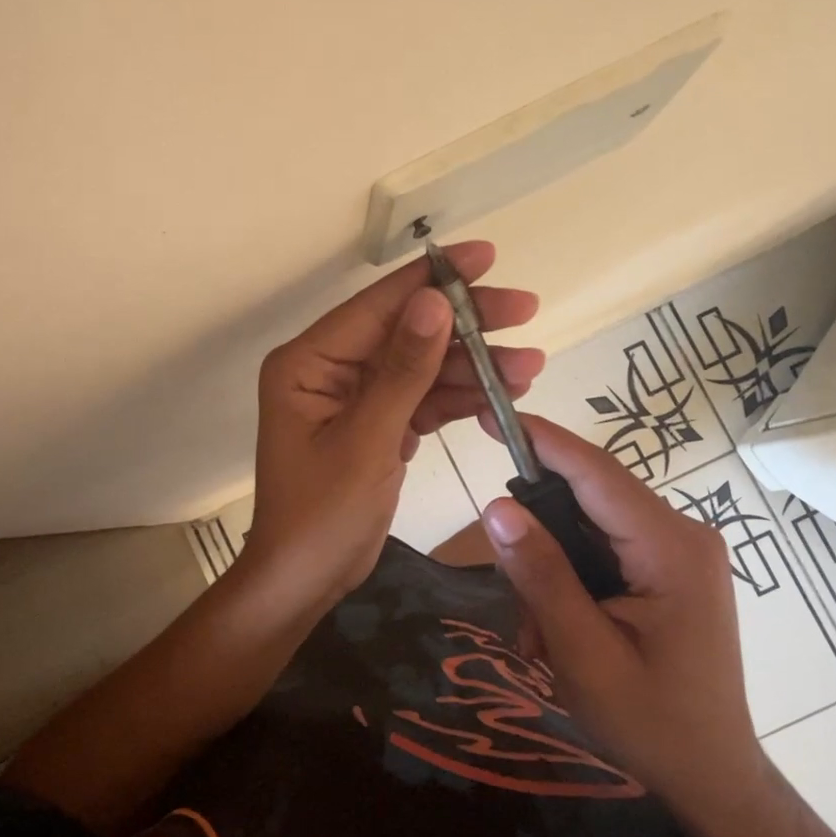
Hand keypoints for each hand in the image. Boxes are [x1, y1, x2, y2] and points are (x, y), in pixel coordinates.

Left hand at [243, 241, 542, 606]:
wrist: (305, 580)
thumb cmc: (321, 514)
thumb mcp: (366, 441)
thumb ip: (403, 371)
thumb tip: (434, 301)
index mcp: (308, 364)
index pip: (376, 308)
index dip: (432, 281)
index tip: (487, 256)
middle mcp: (329, 372)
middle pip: (405, 333)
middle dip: (464, 326)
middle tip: (526, 311)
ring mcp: (354, 400)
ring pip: (420, 368)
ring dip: (472, 368)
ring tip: (530, 366)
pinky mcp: (376, 428)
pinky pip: (421, 401)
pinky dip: (458, 399)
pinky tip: (502, 395)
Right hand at [478, 415, 767, 813]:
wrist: (710, 777)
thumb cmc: (649, 722)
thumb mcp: (581, 651)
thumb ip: (540, 575)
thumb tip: (495, 506)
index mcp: (671, 548)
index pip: (596, 474)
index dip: (542, 441)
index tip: (490, 416)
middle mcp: (682, 536)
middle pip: (588, 500)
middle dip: (538, 538)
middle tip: (512, 597)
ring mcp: (678, 554)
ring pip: (588, 530)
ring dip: (550, 572)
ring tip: (538, 636)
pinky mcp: (669, 572)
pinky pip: (602, 554)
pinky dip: (569, 585)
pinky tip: (558, 635)